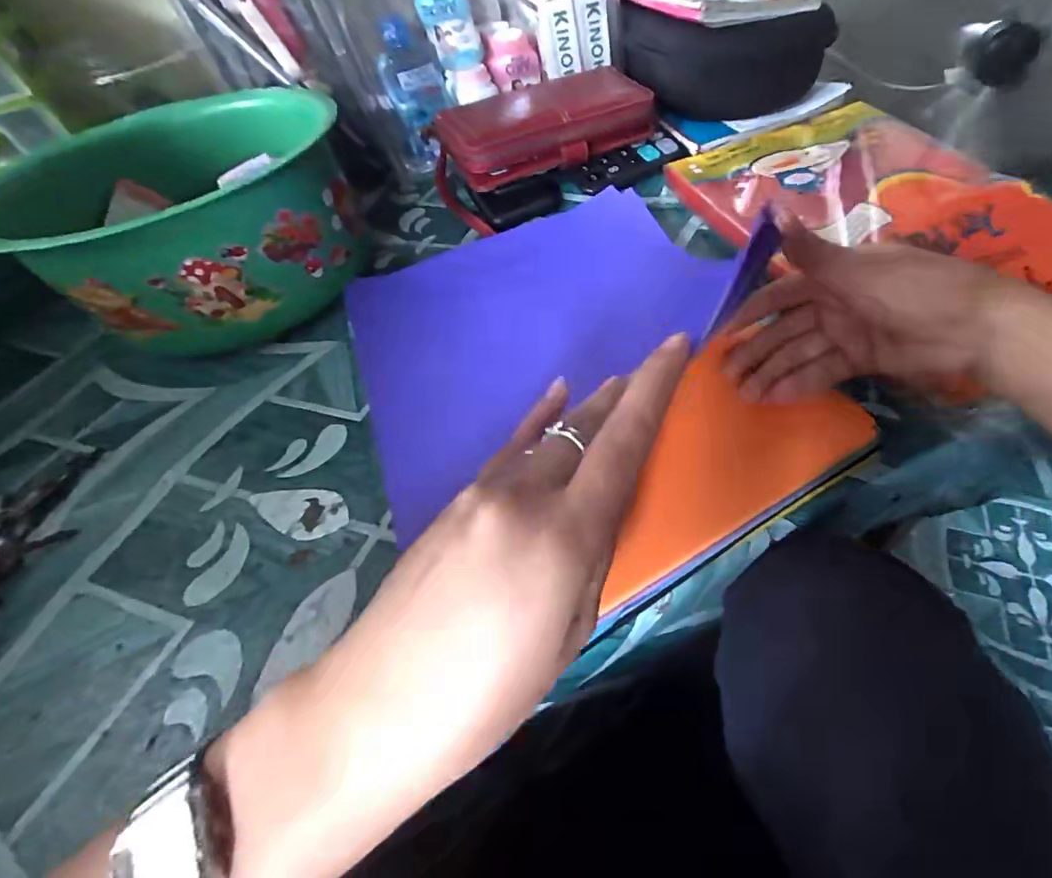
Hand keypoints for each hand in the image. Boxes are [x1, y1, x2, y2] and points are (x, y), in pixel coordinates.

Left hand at [208, 335, 691, 877]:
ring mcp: (481, 494)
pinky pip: (508, 451)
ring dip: (585, 411)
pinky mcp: (455, 501)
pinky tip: (554, 395)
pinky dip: (536, 422)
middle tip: (651, 369)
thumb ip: (591, 561)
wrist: (377, 705)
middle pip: (582, 430)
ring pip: (547, 437)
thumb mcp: (567, 635)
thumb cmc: (488, 695)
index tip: (674, 346)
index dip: (654, 390)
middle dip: (622, 397)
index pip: (621, 445)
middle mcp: (522, 497)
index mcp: (563, 536)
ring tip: (615, 386)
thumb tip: (601, 511)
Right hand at [721, 215, 1042, 401]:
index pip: (779, 293)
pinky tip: (775, 397)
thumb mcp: (857, 269)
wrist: (980, 329)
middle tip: (726, 374)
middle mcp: (834, 301)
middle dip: (756, 350)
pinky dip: (801, 383)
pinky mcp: (863, 359)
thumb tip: (773, 210)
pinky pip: (823, 370)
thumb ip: (809, 251)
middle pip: (785, 328)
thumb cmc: (916, 289)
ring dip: (772, 371)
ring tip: (743, 394)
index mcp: (831, 274)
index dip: (750, 311)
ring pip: (800, 353)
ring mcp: (848, 331)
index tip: (723, 331)